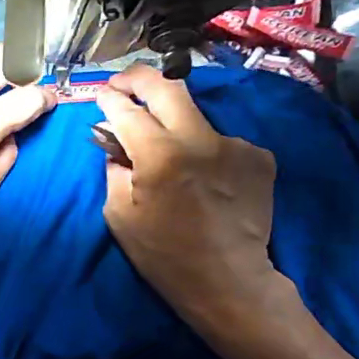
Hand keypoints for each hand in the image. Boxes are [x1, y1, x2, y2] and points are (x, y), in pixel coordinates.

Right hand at [92, 64, 290, 332]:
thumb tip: (116, 144)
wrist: (227, 279)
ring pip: (195, 119)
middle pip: (169, 90)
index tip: (100, 93)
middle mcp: (202, 140)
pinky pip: (219, 142)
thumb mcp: (119, 215)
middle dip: (141, 79)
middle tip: (122, 81)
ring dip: (173, 124)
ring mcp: (236, 145)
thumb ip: (115, 171)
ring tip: (164, 149)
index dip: (110, 99)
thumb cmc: (162, 253)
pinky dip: (202, 150)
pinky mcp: (259, 156)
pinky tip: (199, 175)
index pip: (129, 111)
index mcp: (161, 156)